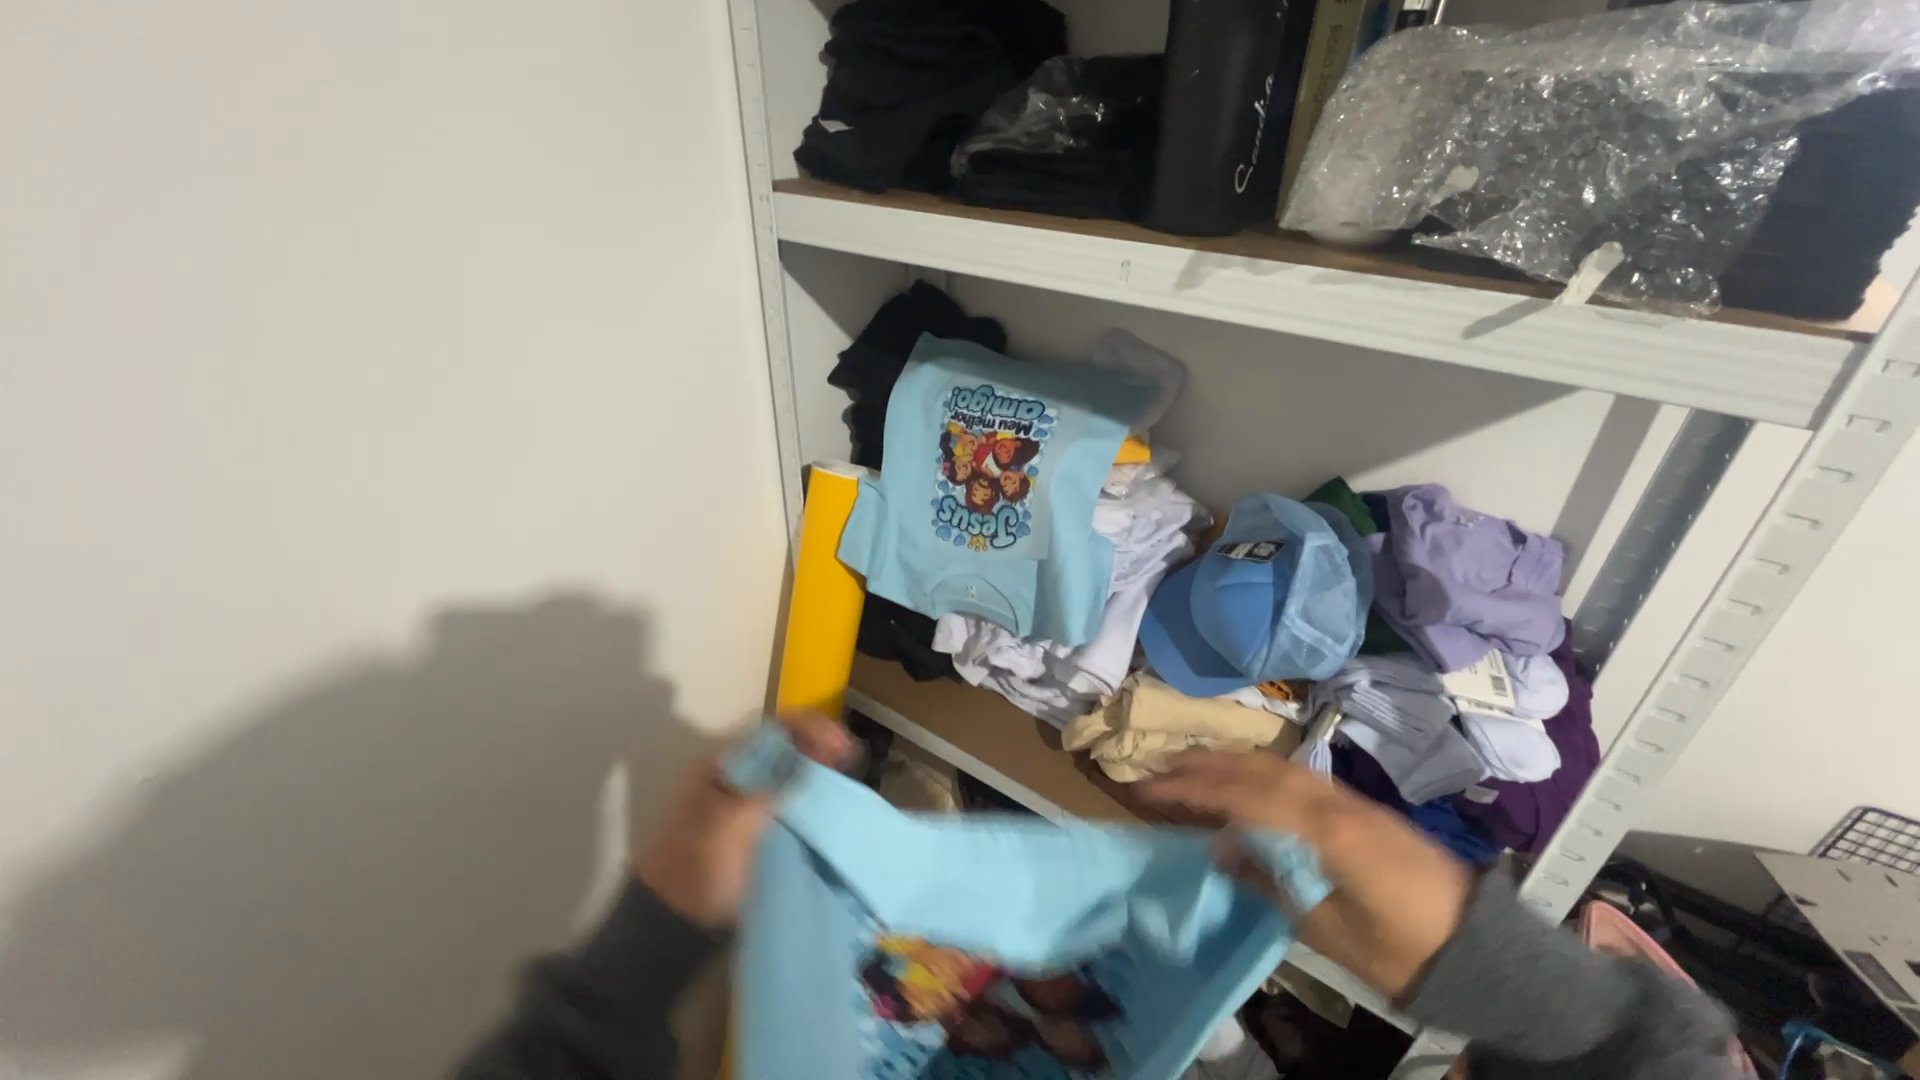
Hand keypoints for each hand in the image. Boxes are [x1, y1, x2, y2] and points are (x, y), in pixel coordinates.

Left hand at [634, 712, 852, 929]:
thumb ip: (769, 788)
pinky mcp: (761, 828)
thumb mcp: (730, 824)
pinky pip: (794, 801)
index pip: (774, 729)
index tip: (841, 745)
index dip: (810, 728)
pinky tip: (834, 804)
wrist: (671, 924)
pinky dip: (815, 797)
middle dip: (821, 746)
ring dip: (821, 770)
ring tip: (850, 777)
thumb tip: (813, 759)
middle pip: (788, 746)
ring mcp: (749, 802)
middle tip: (852, 760)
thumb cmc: (696, 868)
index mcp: (724, 765)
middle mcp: (738, 775)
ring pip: (793, 772)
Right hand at [1142, 750, 1473, 1001]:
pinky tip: (1241, 781)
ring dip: (1227, 760)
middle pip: (1256, 767)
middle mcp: (1333, 801)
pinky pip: (1294, 774)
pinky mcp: (1357, 806)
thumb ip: (1271, 881)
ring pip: (1275, 764)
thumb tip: (1220, 849)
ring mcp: (1347, 798)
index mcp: (1325, 831)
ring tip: (1187, 765)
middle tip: (1155, 767)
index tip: (1147, 788)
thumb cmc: (1403, 950)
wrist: (1482, 949)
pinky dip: (1255, 769)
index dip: (1191, 787)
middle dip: (1202, 763)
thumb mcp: (1330, 930)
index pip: (1243, 794)